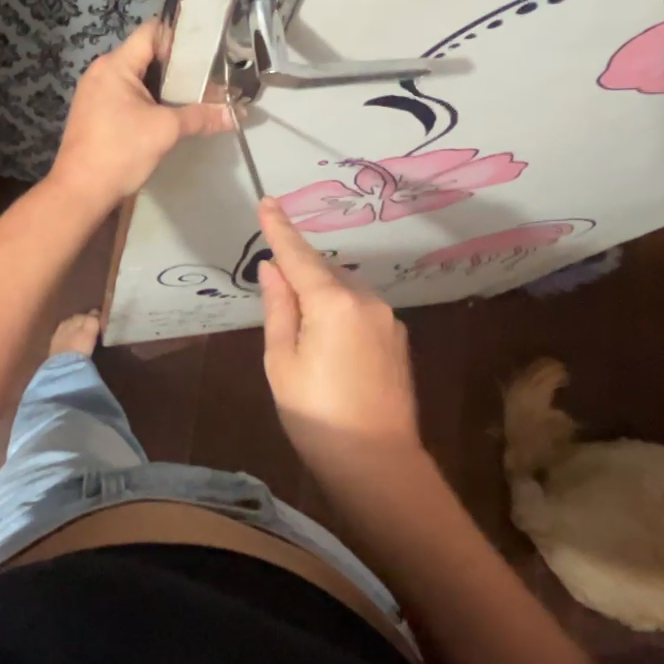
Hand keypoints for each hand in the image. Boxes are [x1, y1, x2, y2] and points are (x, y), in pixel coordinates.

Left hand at [47, 22, 232, 208]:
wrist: (80, 191)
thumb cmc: (121, 151)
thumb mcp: (165, 130)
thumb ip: (201, 117)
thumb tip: (237, 114)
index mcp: (115, 65)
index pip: (151, 33)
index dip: (180, 37)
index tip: (208, 50)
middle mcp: (101, 72)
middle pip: (146, 56)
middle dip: (177, 67)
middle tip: (209, 77)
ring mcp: (95, 94)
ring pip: (137, 80)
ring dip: (164, 88)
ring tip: (195, 97)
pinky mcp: (95, 114)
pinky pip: (126, 98)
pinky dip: (148, 102)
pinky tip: (168, 116)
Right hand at [256, 198, 421, 461]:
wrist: (377, 462)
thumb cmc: (315, 414)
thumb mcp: (281, 361)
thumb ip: (278, 307)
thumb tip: (273, 268)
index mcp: (332, 302)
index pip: (298, 254)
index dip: (279, 228)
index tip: (266, 200)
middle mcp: (366, 300)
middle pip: (323, 270)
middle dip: (298, 270)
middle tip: (273, 291)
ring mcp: (387, 319)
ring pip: (343, 290)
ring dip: (319, 294)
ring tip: (299, 331)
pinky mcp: (397, 339)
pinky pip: (359, 310)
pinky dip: (338, 311)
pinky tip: (327, 343)